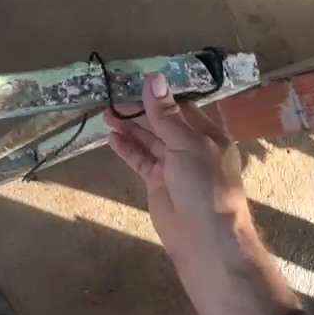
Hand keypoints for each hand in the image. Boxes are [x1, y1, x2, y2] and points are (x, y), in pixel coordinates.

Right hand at [106, 73, 297, 314]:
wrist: (204, 236)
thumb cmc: (204, 184)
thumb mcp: (186, 143)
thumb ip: (165, 114)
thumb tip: (153, 78)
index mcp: (207, 134)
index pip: (180, 108)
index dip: (158, 97)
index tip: (133, 84)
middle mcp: (191, 147)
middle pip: (162, 123)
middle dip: (139, 112)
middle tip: (112, 101)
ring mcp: (174, 166)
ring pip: (149, 141)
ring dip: (129, 128)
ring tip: (106, 115)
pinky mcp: (158, 183)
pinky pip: (141, 160)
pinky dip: (127, 149)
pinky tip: (112, 138)